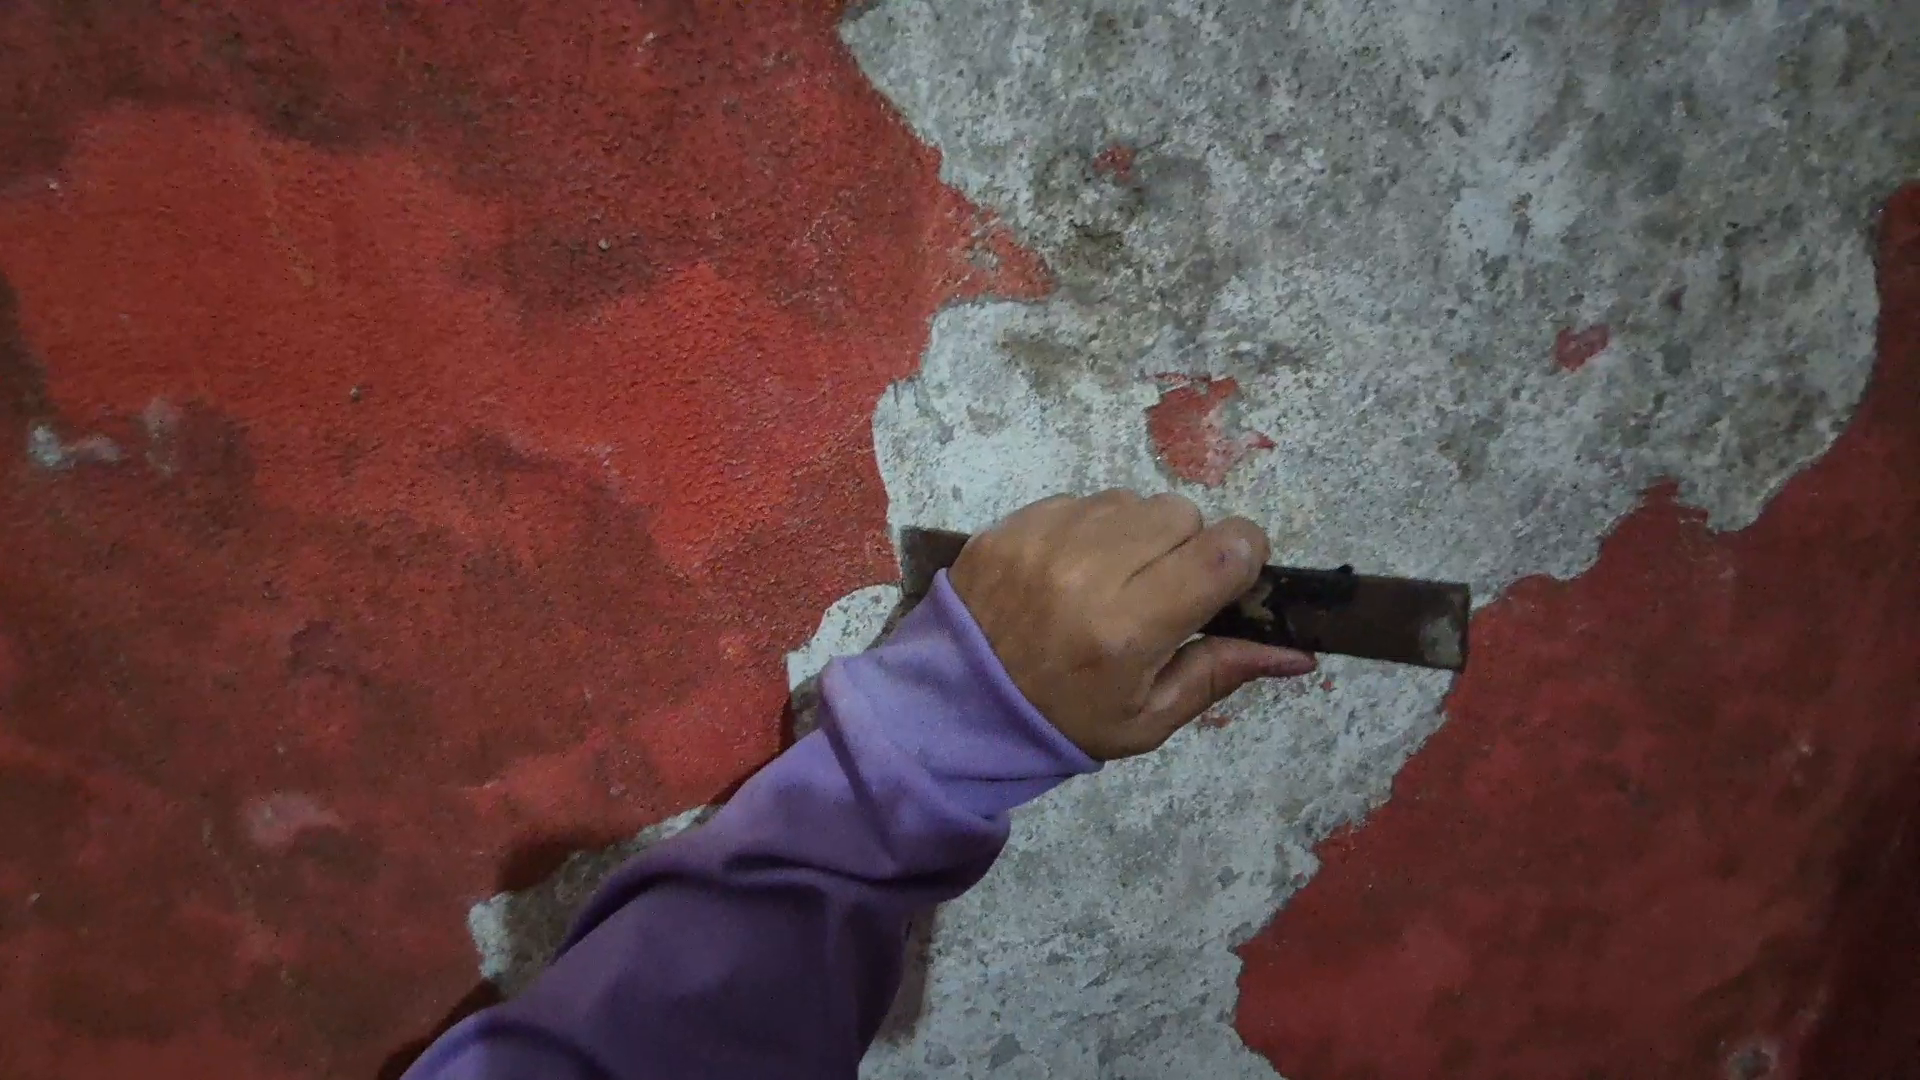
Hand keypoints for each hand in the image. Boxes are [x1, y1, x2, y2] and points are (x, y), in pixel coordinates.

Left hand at [947, 491, 1315, 759]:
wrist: (959, 702)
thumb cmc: (1062, 717)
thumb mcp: (1147, 718)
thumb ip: (1220, 673)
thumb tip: (1299, 653)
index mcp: (1129, 627)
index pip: (1225, 551)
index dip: (1244, 556)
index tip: (1229, 578)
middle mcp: (1089, 569)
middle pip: (1181, 513)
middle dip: (1187, 545)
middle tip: (1158, 587)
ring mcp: (1044, 537)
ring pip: (1131, 500)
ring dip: (1136, 532)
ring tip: (1109, 577)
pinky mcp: (1011, 523)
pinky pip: (1079, 500)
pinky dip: (1088, 526)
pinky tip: (1068, 566)